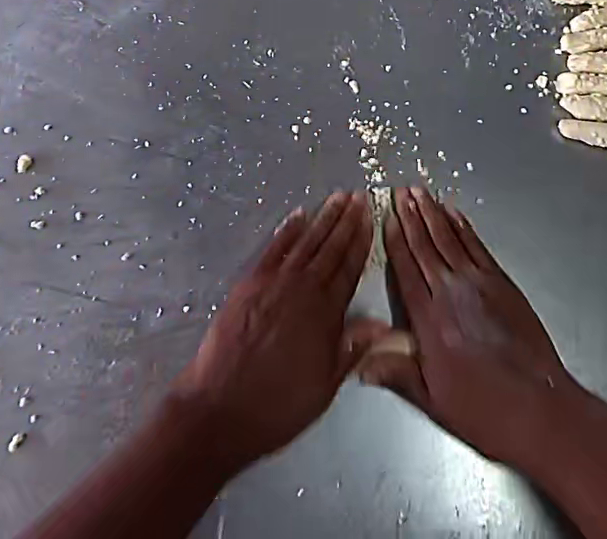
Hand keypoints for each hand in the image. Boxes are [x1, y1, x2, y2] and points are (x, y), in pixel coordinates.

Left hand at [166, 192, 387, 469]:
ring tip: (338, 198)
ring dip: (324, 218)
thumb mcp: (325, 385)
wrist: (219, 408)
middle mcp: (303, 288)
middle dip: (347, 221)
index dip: (361, 240)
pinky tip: (299, 215)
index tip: (371, 218)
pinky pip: (274, 248)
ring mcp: (274, 282)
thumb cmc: (278, 404)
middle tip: (359, 197)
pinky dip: (288, 230)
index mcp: (326, 312)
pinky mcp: (249, 282)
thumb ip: (354, 348)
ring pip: (306, 241)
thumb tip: (386, 326)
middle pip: (330, 247)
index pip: (350, 267)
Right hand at [360, 187, 578, 467]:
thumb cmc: (483, 408)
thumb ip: (397, 372)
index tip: (387, 218)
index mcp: (430, 320)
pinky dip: (463, 227)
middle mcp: (451, 293)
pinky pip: (476, 247)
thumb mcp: (432, 399)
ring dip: (433, 214)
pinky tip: (453, 214)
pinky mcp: (502, 283)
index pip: (406, 270)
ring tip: (420, 193)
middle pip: (425, 246)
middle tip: (400, 192)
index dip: (395, 241)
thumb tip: (361, 364)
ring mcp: (479, 284)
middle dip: (411, 217)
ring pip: (449, 239)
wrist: (538, 407)